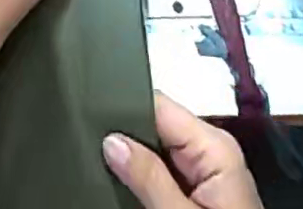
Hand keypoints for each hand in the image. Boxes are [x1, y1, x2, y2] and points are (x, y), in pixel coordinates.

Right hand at [102, 94, 263, 208]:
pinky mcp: (199, 195)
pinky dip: (143, 178)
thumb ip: (148, 177)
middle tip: (88, 143)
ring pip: (157, 150)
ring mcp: (206, 173)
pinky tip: (118, 180)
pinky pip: (164, 172)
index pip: (161, 106)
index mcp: (214, 145)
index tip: (90, 116)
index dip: (126, 108)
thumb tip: (111, 139)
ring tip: (96, 159)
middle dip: (126, 136)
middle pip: (158, 125)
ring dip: (132, 159)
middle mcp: (210, 150)